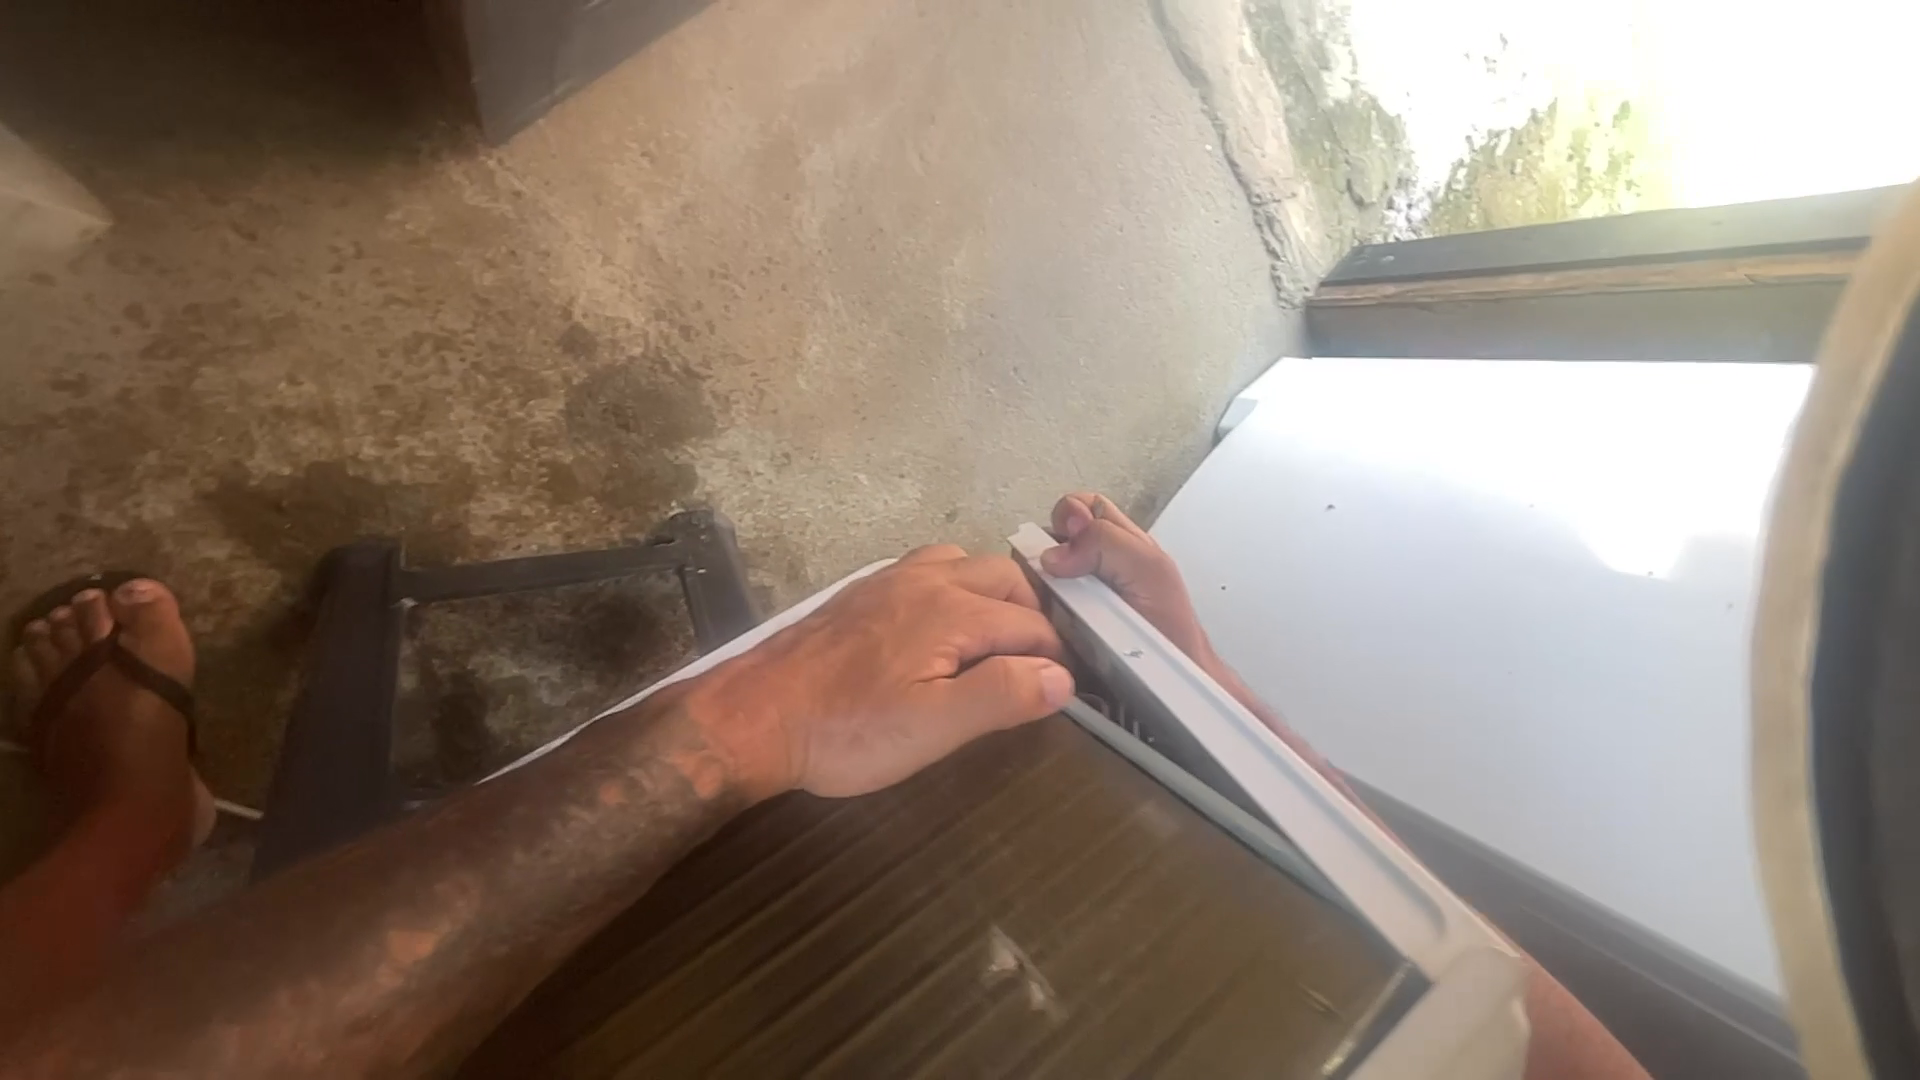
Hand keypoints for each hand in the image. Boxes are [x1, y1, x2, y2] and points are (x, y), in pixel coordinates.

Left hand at [681, 545, 1075, 799]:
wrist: (755, 715)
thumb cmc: (846, 730)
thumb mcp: (932, 726)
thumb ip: (1002, 695)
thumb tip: (1062, 676)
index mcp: (952, 611)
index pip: (1030, 625)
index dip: (1056, 657)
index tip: (1063, 687)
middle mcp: (926, 581)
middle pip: (1006, 580)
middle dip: (1033, 615)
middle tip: (1037, 661)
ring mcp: (890, 580)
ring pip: (965, 563)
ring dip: (993, 592)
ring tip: (997, 634)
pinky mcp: (862, 591)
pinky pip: (926, 566)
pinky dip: (953, 582)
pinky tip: (939, 618)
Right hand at [1038, 492, 1216, 665]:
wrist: (1170, 688)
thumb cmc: (1169, 630)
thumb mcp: (1149, 570)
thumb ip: (1107, 542)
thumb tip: (1051, 555)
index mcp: (1116, 541)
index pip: (1078, 507)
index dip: (1067, 515)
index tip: (1067, 537)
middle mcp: (1088, 564)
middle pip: (1048, 539)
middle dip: (1042, 551)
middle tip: (1057, 578)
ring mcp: (1070, 597)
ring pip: (1033, 574)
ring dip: (1030, 586)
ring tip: (1047, 606)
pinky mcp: (1055, 628)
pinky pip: (1030, 610)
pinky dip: (1028, 613)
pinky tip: (1039, 625)